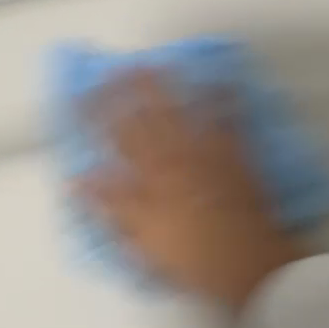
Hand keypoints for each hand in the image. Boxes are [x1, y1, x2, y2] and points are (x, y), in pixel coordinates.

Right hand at [81, 70, 307, 308]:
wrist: (250, 264)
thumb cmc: (192, 256)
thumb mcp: (141, 237)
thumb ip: (110, 204)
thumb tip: (79, 180)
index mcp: (151, 176)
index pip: (117, 136)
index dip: (99, 113)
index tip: (84, 94)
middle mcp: (177, 156)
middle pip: (149, 116)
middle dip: (130, 89)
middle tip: (116, 68)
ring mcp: (208, 152)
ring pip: (183, 110)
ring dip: (167, 85)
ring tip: (154, 63)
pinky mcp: (236, 156)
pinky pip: (229, 119)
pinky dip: (224, 98)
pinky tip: (219, 80)